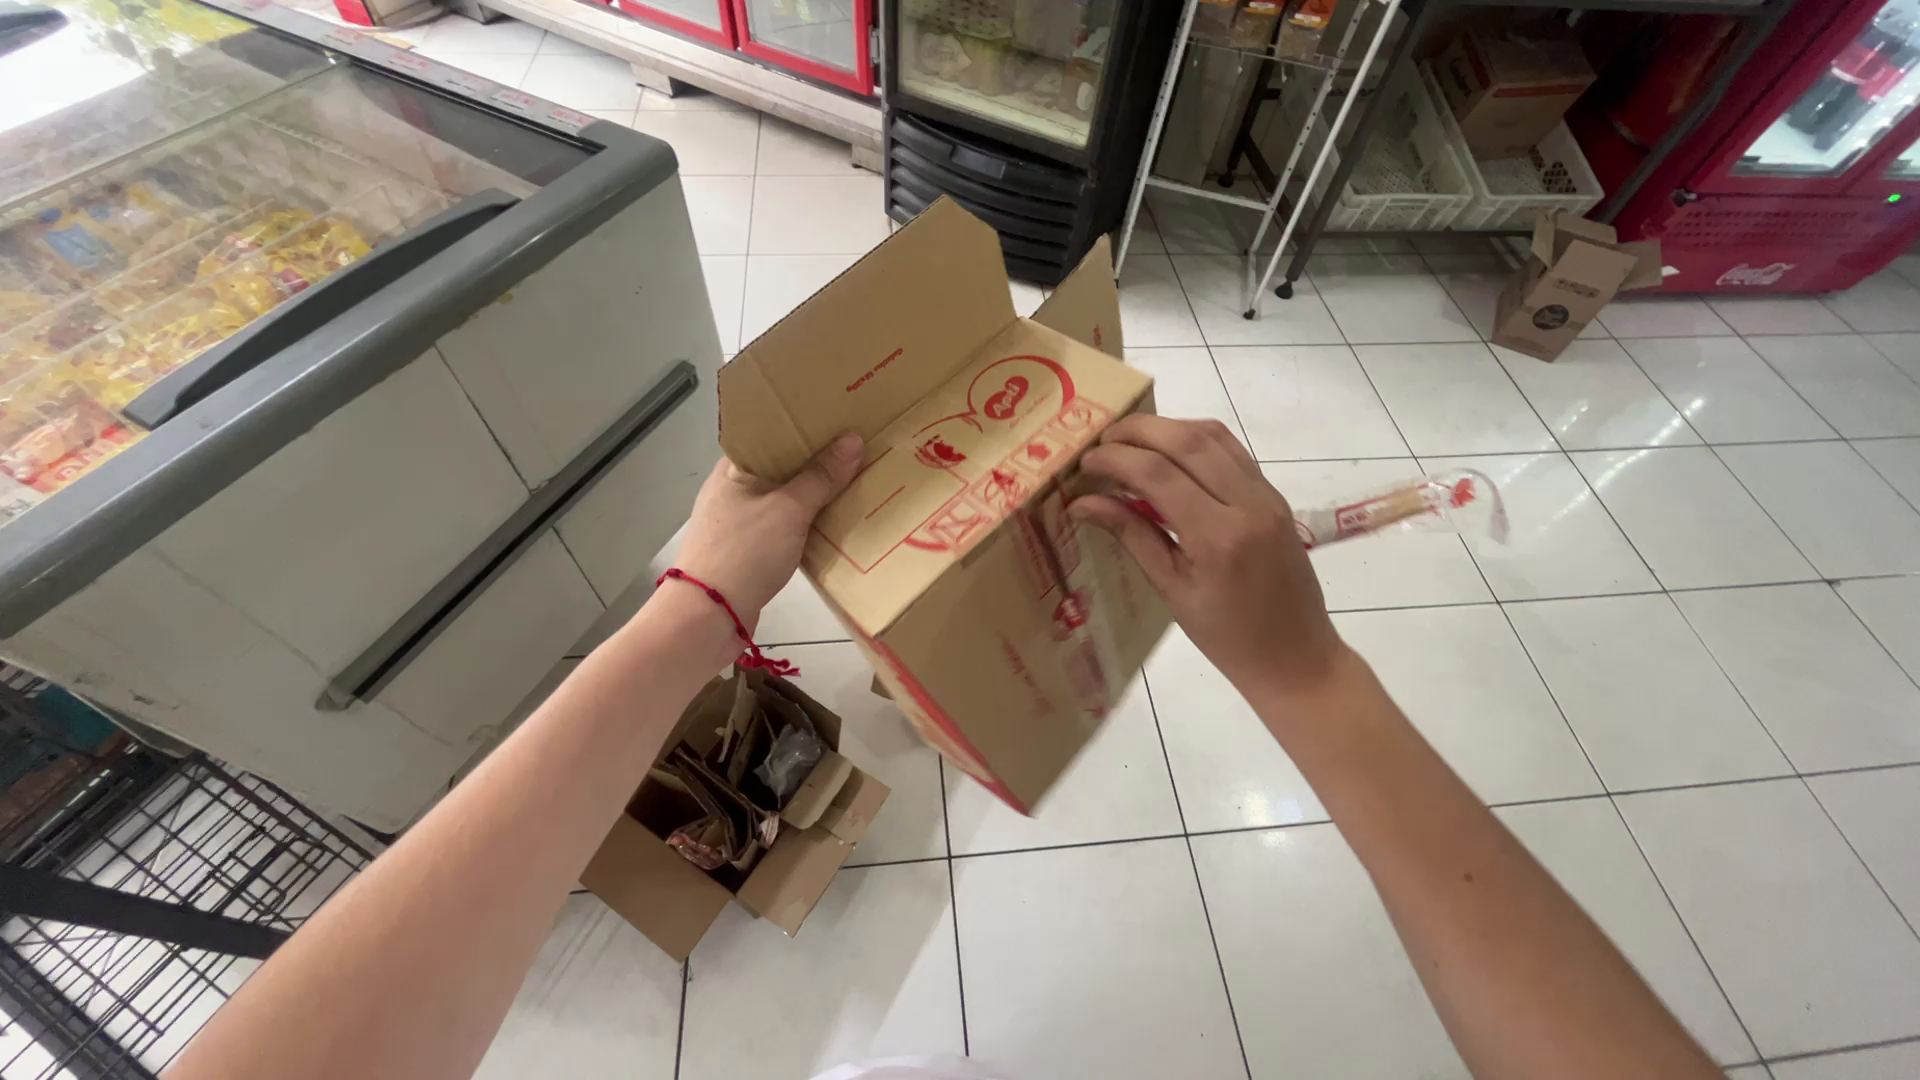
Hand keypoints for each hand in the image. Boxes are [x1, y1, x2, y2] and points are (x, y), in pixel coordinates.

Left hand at [669, 433, 862, 630]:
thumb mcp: (789, 510)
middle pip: (781, 467)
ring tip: (855, 482)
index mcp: (733, 467)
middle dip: (816, 462)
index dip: (804, 426)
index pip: (770, 434)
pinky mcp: (748, 550)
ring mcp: (738, 521)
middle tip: (858, 449)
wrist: (709, 616)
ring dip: (814, 496)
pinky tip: (834, 524)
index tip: (839, 421)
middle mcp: (732, 489)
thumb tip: (853, 439)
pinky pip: (784, 527)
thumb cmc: (744, 552)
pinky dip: (806, 524)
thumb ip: (821, 476)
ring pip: (784, 499)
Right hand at [1070, 416, 1343, 698]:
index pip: (1157, 474)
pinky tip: (1169, 454)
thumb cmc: (1226, 637)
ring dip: (1167, 428)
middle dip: (1137, 431)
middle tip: (1102, 441)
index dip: (1115, 459)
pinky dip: (1196, 440)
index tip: (1085, 463)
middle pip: (1187, 440)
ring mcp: (1266, 496)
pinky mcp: (1274, 496)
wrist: (1296, 656)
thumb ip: (1131, 535)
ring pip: (1213, 435)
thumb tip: (1083, 503)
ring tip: (1130, 441)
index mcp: (1217, 537)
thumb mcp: (1171, 589)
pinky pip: (1232, 451)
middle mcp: (1247, 504)